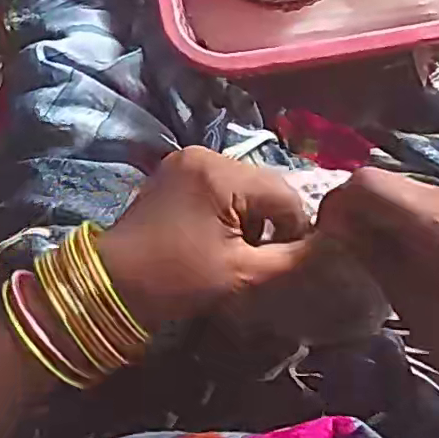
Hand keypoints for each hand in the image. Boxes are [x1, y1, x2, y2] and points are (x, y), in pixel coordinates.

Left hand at [96, 148, 313, 328]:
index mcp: (220, 174)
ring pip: (241, 185)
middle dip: (268, 221)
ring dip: (248, 215)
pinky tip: (214, 235)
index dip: (294, 230)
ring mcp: (185, 160)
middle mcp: (204, 154)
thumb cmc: (176, 279)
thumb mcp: (240, 273)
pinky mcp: (173, 171)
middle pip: (262, 186)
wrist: (111, 283)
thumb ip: (290, 258)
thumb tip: (326, 246)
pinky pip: (217, 184)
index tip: (281, 260)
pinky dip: (225, 208)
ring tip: (233, 249)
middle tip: (255, 256)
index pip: (284, 194)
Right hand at [316, 168, 438, 399]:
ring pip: (396, 188)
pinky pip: (416, 200)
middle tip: (343, 243)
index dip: (338, 204)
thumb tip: (333, 225)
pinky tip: (396, 246)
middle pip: (380, 181)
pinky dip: (394, 216)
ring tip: (368, 248)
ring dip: (373, 211)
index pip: (367, 183)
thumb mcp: (406, 297)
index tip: (328, 235)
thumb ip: (368, 251)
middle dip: (354, 207)